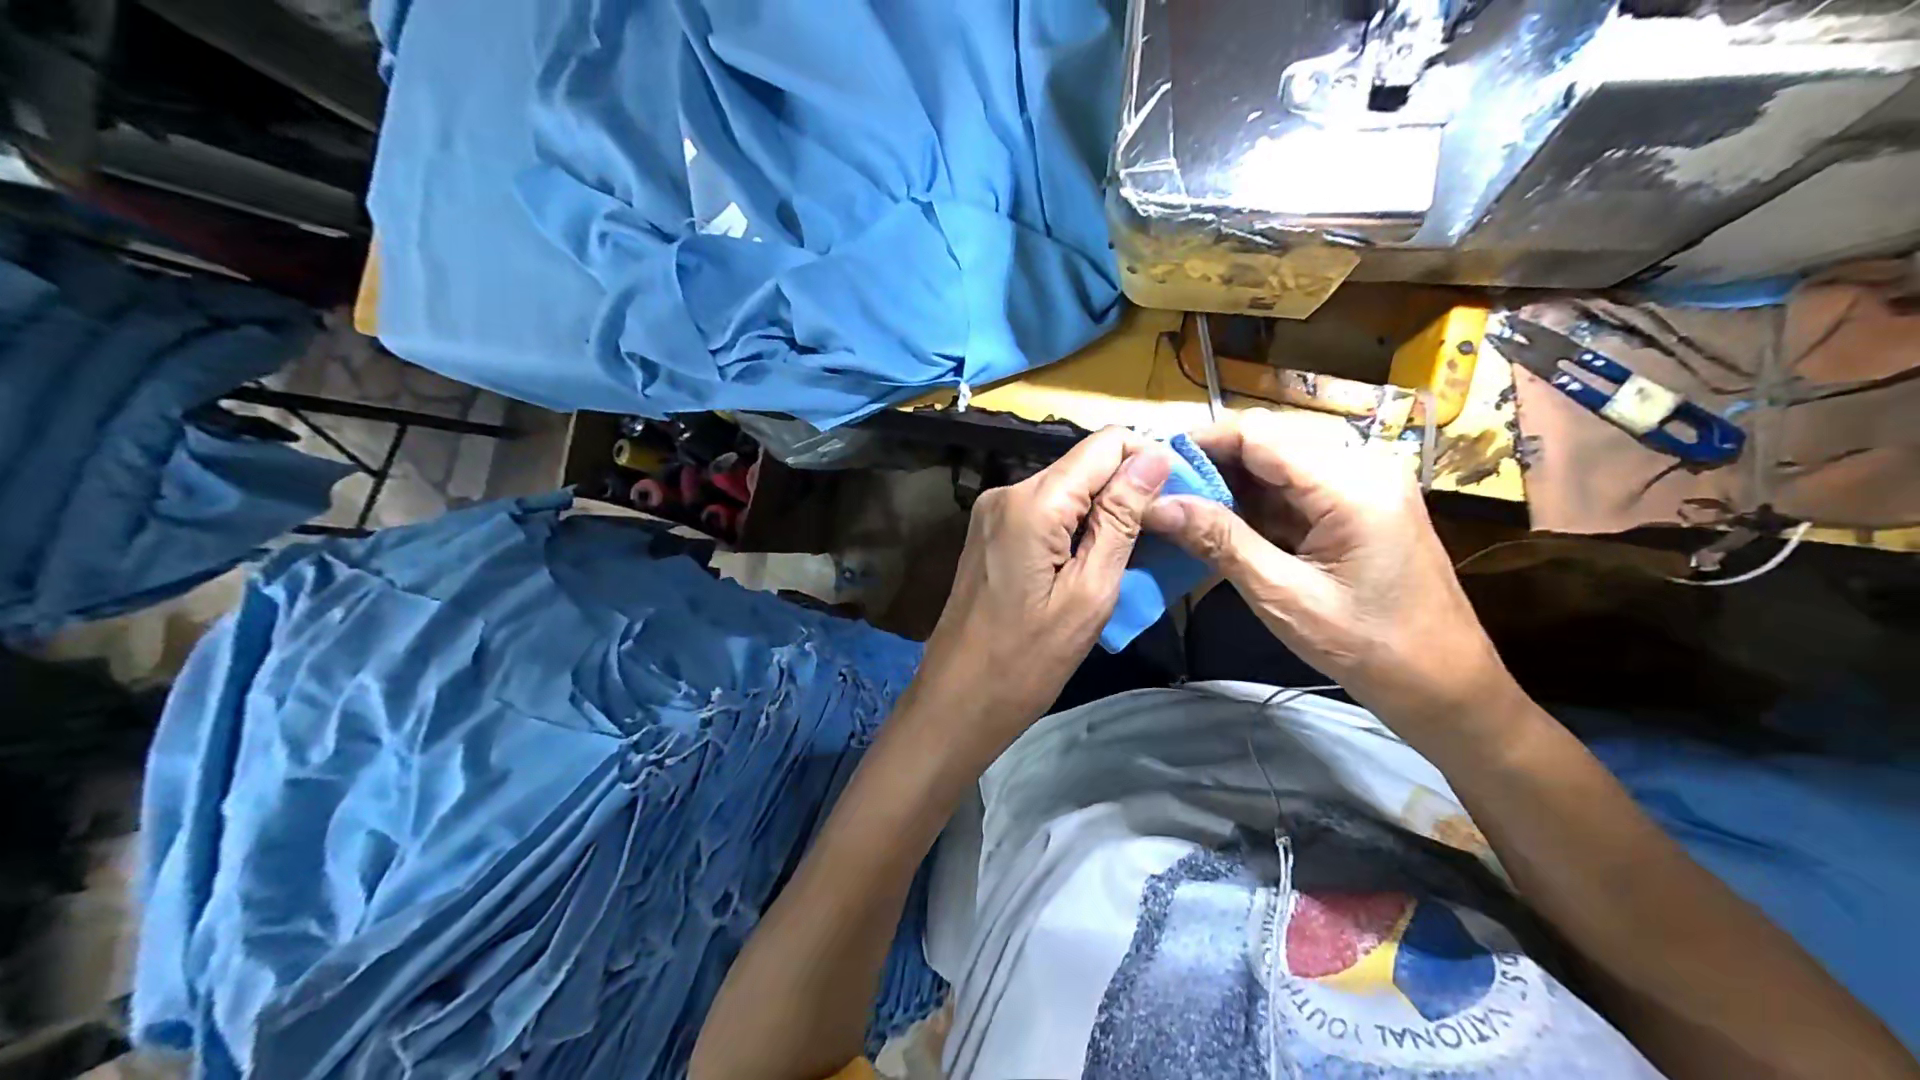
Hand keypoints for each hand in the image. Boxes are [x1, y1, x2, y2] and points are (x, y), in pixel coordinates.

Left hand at [914, 427, 1171, 754]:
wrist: (958, 698)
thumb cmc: (1028, 660)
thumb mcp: (1089, 593)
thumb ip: (1121, 519)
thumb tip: (1154, 459)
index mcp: (1033, 502)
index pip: (1105, 444)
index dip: (1149, 457)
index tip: (1182, 493)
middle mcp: (1008, 491)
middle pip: (1084, 464)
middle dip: (1129, 487)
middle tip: (1166, 529)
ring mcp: (994, 511)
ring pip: (1067, 488)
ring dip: (1104, 509)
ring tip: (1137, 549)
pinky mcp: (990, 531)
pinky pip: (1045, 510)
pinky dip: (1076, 524)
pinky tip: (1095, 557)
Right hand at [1142, 410, 1514, 729]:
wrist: (1445, 686)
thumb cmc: (1369, 648)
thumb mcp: (1285, 598)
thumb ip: (1221, 542)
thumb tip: (1157, 505)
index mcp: (1351, 484)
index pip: (1259, 435)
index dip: (1202, 443)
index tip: (1152, 469)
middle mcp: (1361, 467)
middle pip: (1268, 442)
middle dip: (1212, 463)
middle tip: (1162, 494)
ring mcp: (1363, 485)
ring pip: (1278, 463)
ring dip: (1230, 483)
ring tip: (1182, 509)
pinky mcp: (1358, 506)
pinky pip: (1294, 488)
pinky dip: (1255, 502)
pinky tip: (1222, 524)